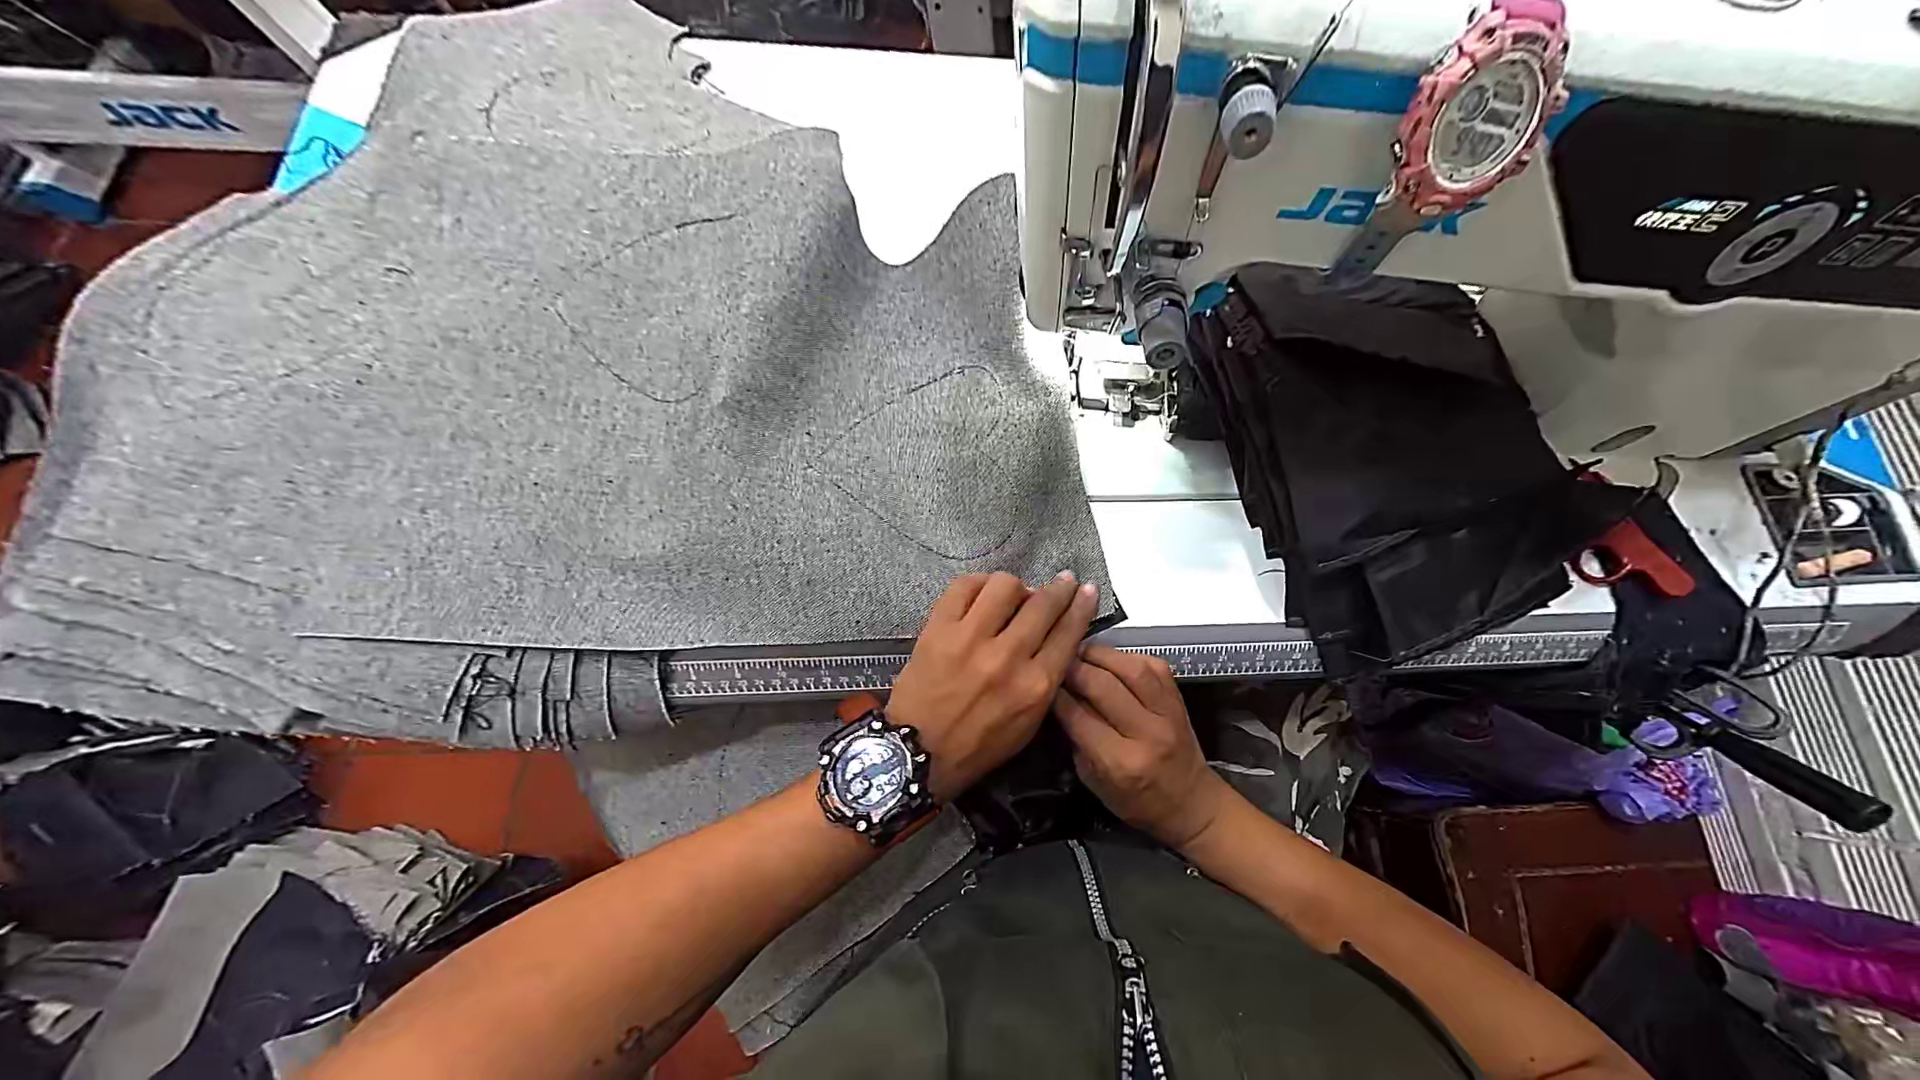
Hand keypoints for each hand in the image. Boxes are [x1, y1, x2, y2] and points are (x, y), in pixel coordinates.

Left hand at [887, 571, 1098, 800]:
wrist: (919, 752)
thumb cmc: (977, 745)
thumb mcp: (1028, 724)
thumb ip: (1047, 681)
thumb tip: (1056, 640)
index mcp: (1035, 686)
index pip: (1068, 632)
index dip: (1081, 606)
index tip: (1087, 590)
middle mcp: (1008, 656)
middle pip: (1043, 604)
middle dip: (1060, 588)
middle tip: (1063, 580)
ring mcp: (971, 638)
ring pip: (1004, 586)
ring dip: (1016, 586)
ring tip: (1013, 595)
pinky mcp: (938, 629)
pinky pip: (963, 587)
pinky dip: (978, 584)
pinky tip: (982, 592)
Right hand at [1055, 645, 1236, 850]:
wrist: (1191, 804)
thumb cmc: (1136, 800)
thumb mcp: (1092, 780)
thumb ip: (1075, 739)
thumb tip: (1058, 699)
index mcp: (1120, 762)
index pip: (1078, 715)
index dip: (1055, 694)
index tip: (1042, 683)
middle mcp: (1146, 734)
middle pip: (1102, 685)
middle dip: (1073, 669)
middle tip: (1056, 663)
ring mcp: (1167, 713)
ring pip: (1129, 668)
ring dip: (1099, 655)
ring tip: (1079, 653)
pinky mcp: (1178, 699)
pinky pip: (1152, 665)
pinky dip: (1126, 657)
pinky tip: (1110, 660)